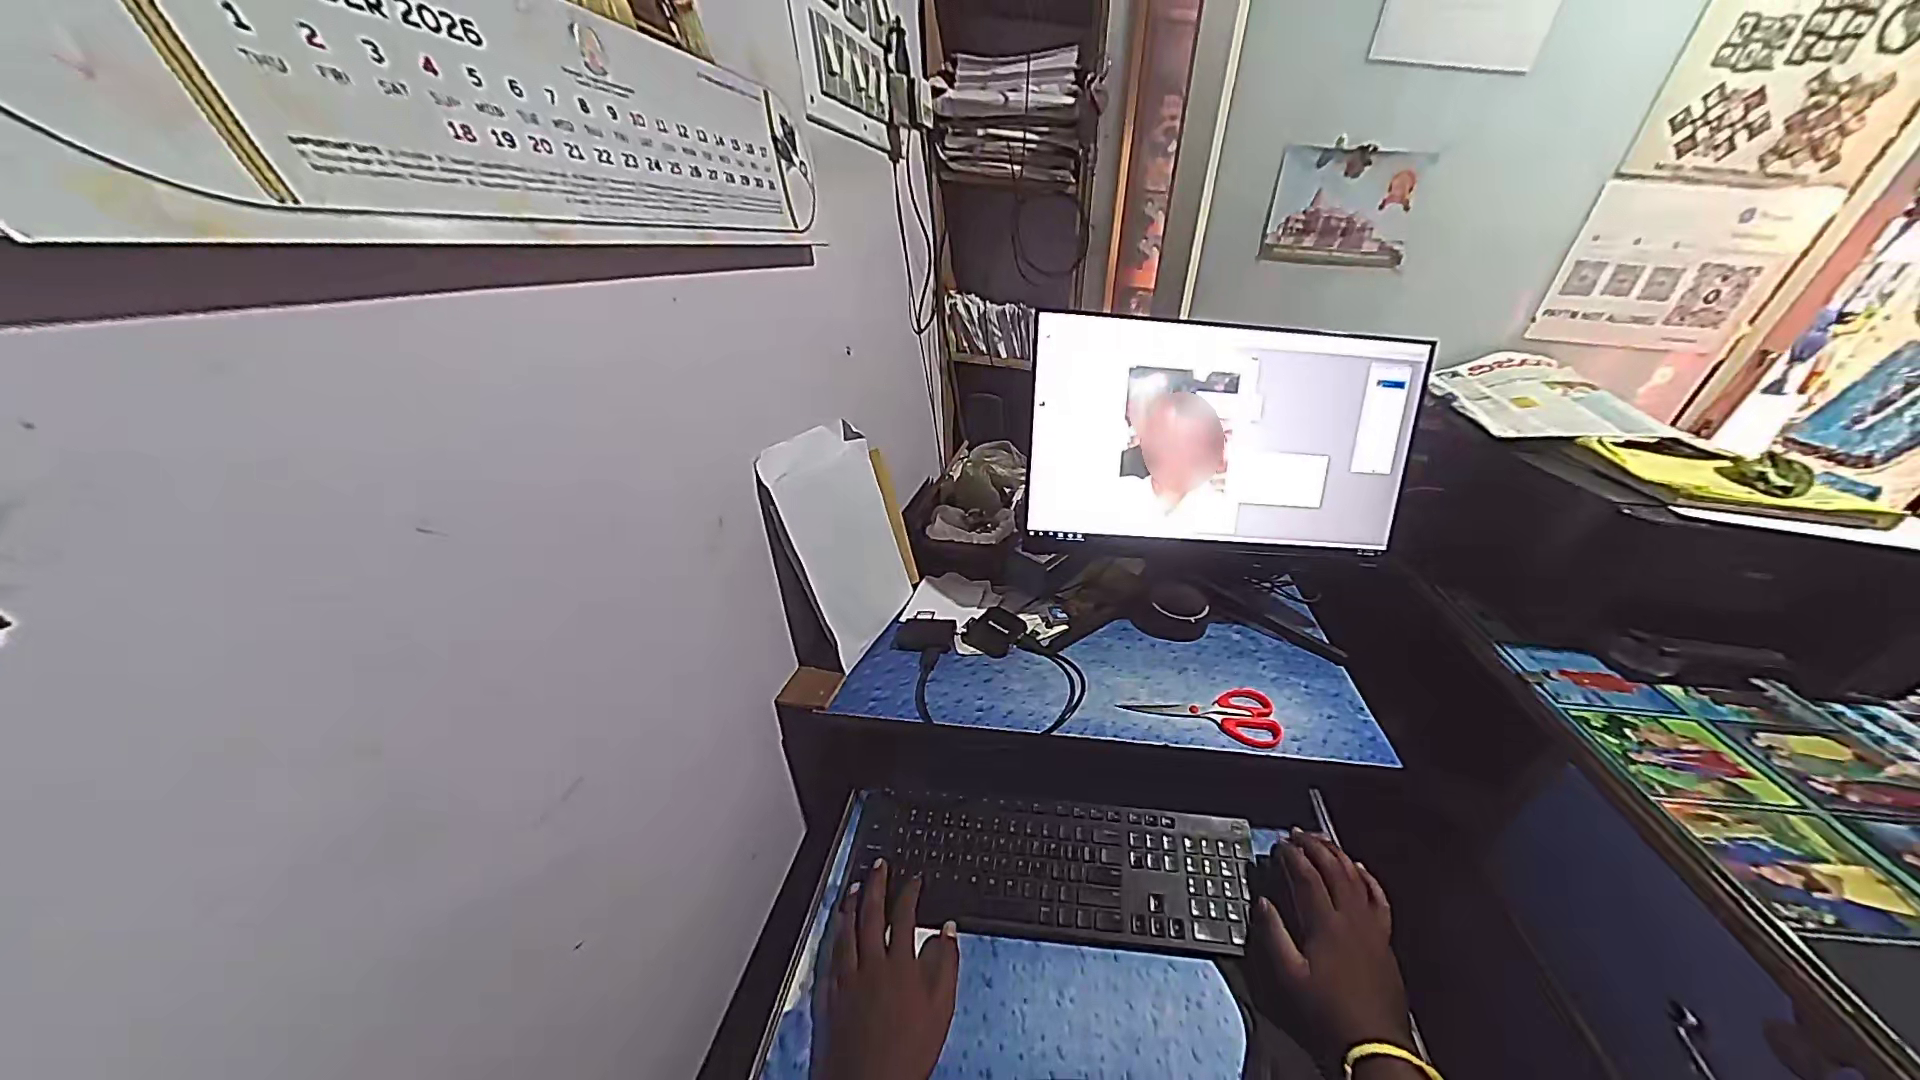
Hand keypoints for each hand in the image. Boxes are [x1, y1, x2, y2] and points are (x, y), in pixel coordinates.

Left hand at [817, 859, 959, 1079]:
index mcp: (901, 966)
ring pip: (847, 929)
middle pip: (871, 913)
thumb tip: (947, 931)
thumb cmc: (907, 1054)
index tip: (913, 880)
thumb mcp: (941, 1008)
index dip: (909, 893)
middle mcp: (872, 965)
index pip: (904, 916)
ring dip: (852, 902)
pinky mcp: (829, 993)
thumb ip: (946, 963)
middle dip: (876, 884)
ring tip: (856, 885)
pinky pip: (830, 951)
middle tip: (879, 866)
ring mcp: (847, 977)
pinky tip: (836, 924)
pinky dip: (834, 932)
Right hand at [1251, 831, 1409, 1055]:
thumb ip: (1273, 935)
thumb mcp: (1288, 976)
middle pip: (1334, 869)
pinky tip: (1360, 869)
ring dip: (1338, 855)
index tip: (1279, 845)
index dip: (1291, 856)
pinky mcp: (1384, 940)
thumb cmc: (1326, 1013)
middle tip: (1297, 834)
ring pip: (1356, 878)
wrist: (1374, 1046)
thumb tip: (1262, 903)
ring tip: (1323, 841)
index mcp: (1325, 925)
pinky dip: (1368, 880)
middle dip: (1313, 846)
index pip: (1307, 876)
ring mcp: (1372, 929)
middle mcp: (1351, 919)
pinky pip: (1379, 899)